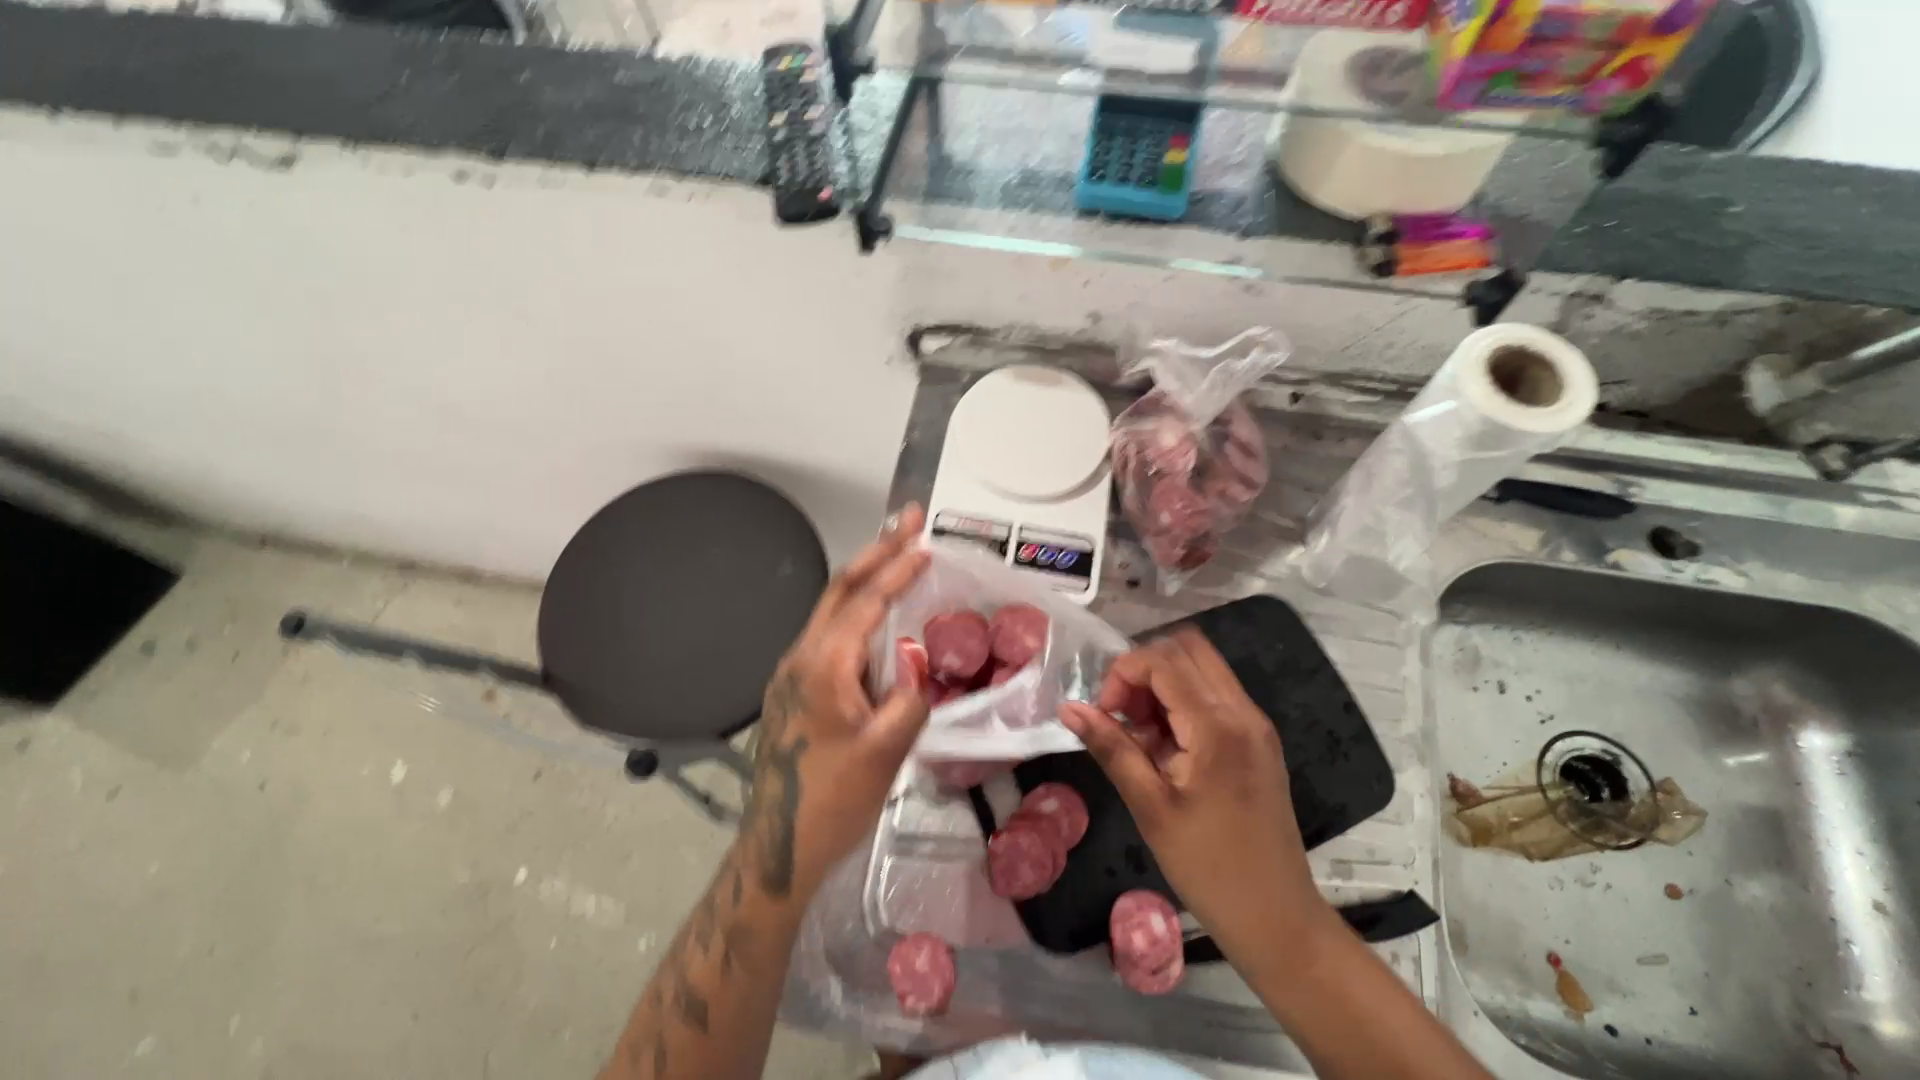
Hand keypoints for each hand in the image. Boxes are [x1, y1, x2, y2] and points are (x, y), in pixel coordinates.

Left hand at [736, 504, 932, 904]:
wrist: (780, 847)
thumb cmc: (835, 801)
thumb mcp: (886, 752)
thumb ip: (909, 696)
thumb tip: (919, 654)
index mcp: (822, 667)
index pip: (865, 602)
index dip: (897, 570)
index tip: (926, 543)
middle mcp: (800, 659)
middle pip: (840, 590)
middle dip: (876, 552)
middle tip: (908, 520)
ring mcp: (792, 674)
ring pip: (831, 611)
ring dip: (865, 579)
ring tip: (897, 554)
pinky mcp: (794, 692)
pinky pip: (829, 637)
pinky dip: (856, 612)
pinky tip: (877, 618)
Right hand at [1060, 629, 1336, 960]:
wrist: (1275, 915)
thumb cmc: (1207, 865)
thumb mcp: (1150, 807)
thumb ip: (1111, 748)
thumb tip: (1069, 708)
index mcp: (1218, 726)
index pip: (1163, 661)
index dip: (1123, 674)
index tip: (1103, 714)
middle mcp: (1243, 712)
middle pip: (1188, 650)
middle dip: (1144, 670)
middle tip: (1122, 717)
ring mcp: (1256, 725)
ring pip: (1203, 670)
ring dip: (1164, 685)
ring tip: (1141, 736)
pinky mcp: (1258, 742)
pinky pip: (1216, 697)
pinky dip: (1184, 704)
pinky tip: (1166, 748)